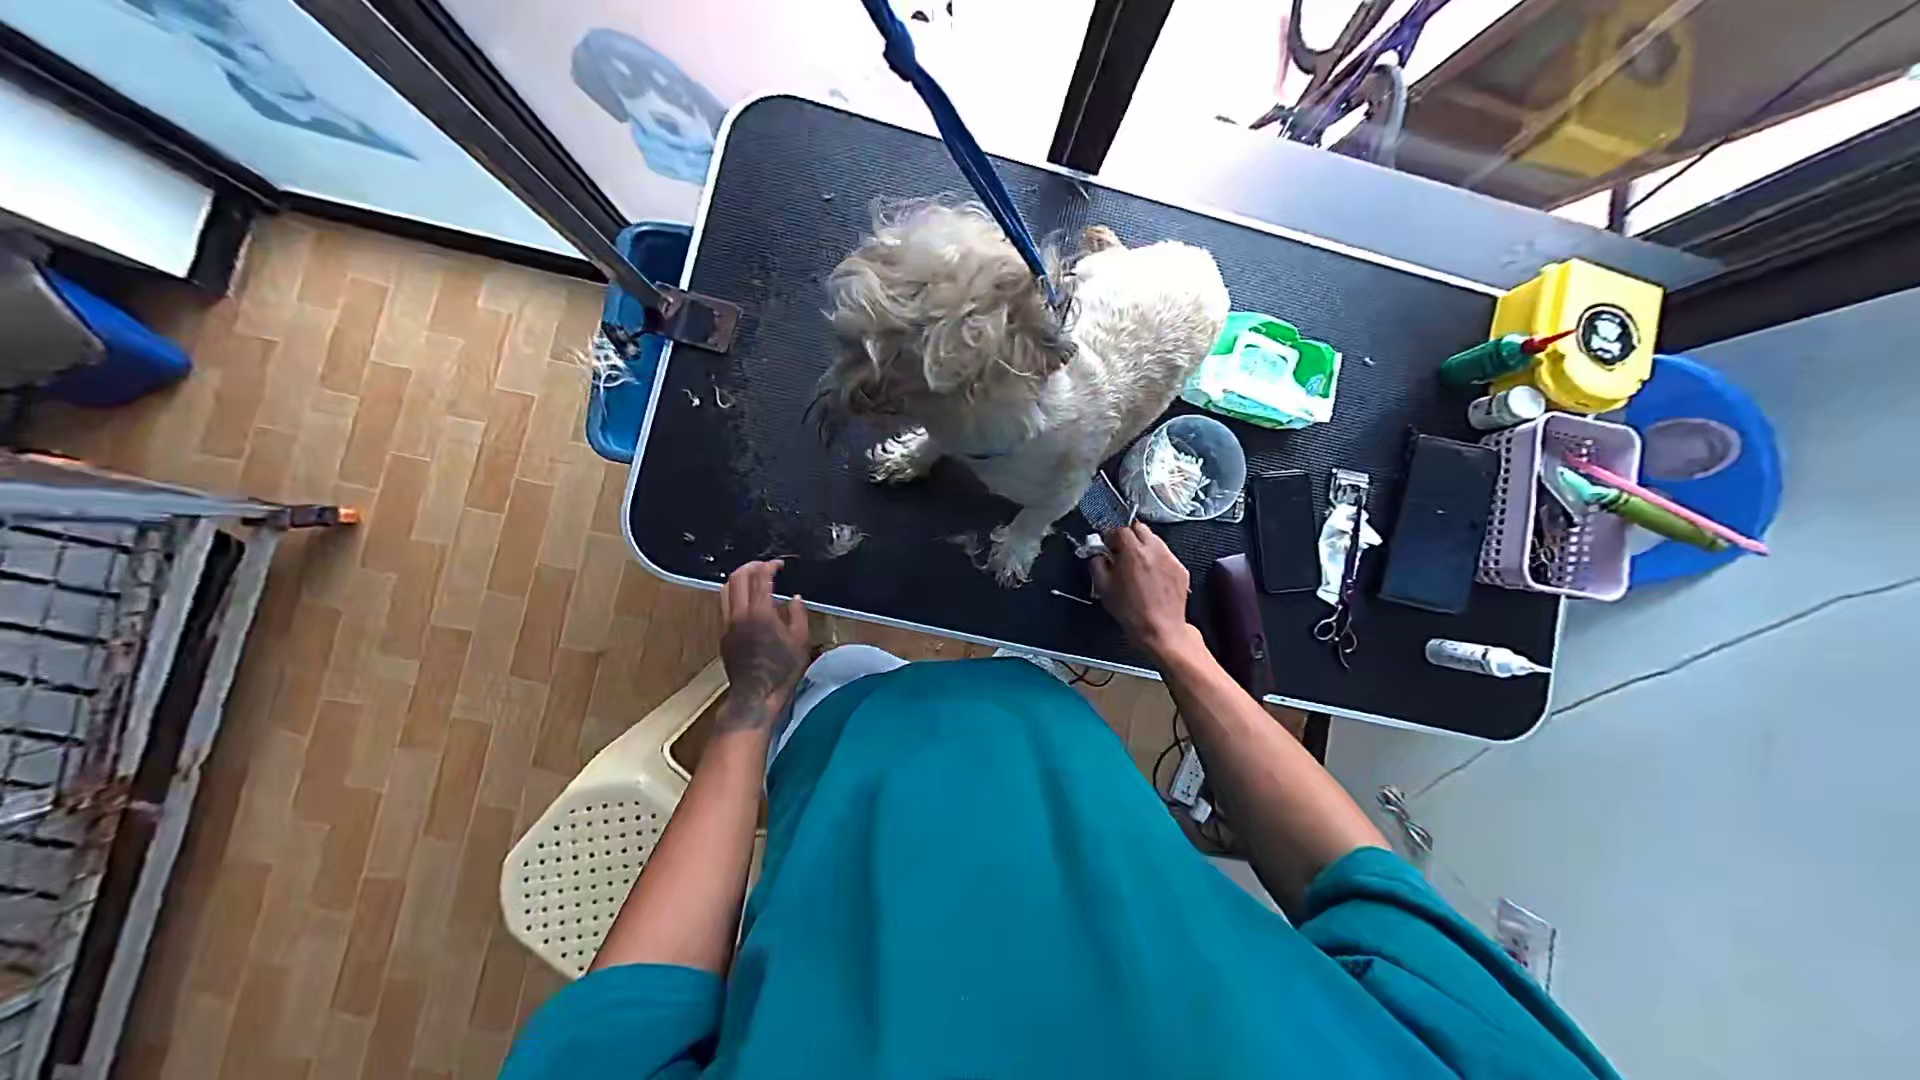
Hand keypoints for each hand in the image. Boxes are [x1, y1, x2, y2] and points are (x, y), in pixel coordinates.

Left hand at [716, 560, 809, 732]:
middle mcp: (740, 614)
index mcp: (760, 613)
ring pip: (726, 590)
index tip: (779, 564)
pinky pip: (726, 606)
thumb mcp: (800, 641)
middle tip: (765, 566)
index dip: (769, 566)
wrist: (755, 694)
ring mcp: (728, 624)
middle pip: (737, 577)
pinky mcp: (724, 634)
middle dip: (751, 566)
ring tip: (753, 579)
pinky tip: (748, 602)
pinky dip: (736, 595)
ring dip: (739, 578)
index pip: (760, 578)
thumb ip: (798, 615)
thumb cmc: (781, 670)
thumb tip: (795, 598)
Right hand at [1089, 523, 1196, 661]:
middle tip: (1121, 551)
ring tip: (1136, 566)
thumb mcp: (1103, 587)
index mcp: (1133, 552)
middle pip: (1140, 527)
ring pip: (1155, 540)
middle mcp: (1154, 550)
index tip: (1108, 546)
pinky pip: (1166, 555)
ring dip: (1143, 546)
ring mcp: (1170, 558)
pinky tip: (1150, 577)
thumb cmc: (1132, 612)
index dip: (1111, 537)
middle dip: (1129, 536)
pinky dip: (1157, 560)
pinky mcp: (1180, 569)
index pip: (1120, 529)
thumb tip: (1097, 554)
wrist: (1159, 629)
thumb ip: (1096, 563)